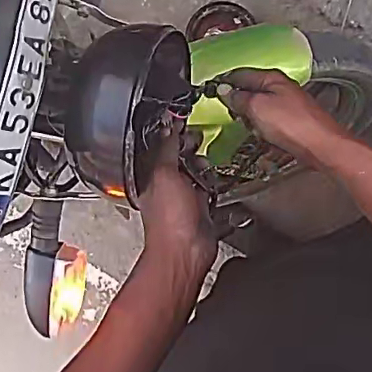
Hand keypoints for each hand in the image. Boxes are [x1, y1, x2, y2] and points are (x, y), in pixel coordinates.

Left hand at [137, 131, 216, 277]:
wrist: (187, 250)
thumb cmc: (169, 217)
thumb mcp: (164, 173)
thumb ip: (167, 149)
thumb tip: (169, 127)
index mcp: (153, 176)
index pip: (163, 147)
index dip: (174, 133)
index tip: (186, 121)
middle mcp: (168, 186)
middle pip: (182, 158)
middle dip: (192, 148)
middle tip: (201, 139)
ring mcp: (186, 198)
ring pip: (198, 173)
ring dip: (205, 167)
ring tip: (208, 164)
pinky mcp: (203, 210)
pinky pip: (210, 191)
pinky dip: (215, 185)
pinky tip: (218, 180)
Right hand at [213, 68, 358, 168]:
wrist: (321, 146)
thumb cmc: (295, 125)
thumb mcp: (257, 107)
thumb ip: (238, 98)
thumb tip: (225, 92)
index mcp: (271, 79)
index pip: (240, 74)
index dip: (225, 82)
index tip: (213, 92)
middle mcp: (281, 89)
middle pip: (250, 94)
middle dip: (240, 108)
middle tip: (238, 117)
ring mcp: (287, 106)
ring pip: (259, 113)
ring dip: (253, 124)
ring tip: (259, 132)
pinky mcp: (292, 124)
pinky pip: (270, 127)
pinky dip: (266, 134)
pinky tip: (270, 140)